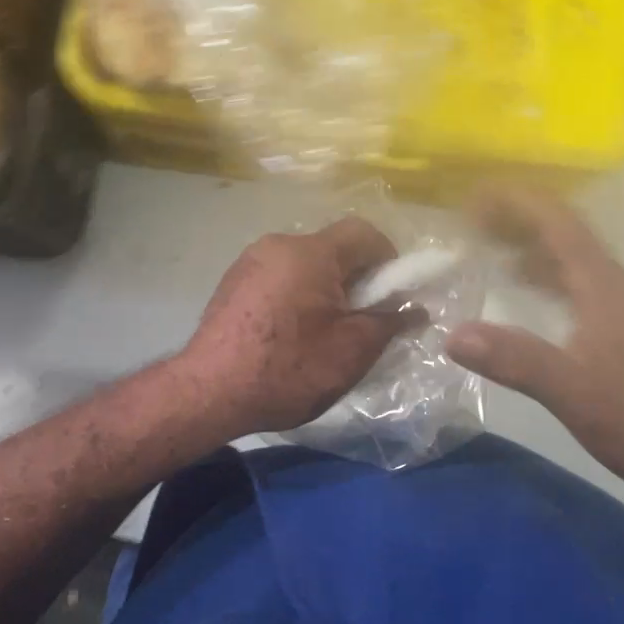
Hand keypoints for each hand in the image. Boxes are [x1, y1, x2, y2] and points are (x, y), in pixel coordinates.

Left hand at [177, 218, 429, 436]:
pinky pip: (278, 277)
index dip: (388, 257)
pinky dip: (295, 295)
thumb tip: (414, 308)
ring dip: (324, 288)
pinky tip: (292, 335)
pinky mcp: (233, 282)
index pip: (363, 232)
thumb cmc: (288, 367)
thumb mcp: (351, 351)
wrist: (209, 391)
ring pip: (304, 264)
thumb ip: (388, 322)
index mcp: (311, 252)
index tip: (395, 293)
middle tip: (365, 319)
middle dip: (356, 277)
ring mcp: (250, 261)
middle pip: (331, 248)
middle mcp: (279, 244)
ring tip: (327, 332)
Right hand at [446, 188, 623, 496]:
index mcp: (603, 285)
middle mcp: (613, 284)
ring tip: (483, 244)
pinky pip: (573, 280)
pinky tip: (520, 287)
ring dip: (527, 243)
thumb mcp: (572, 392)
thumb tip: (451, 335)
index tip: (472, 197)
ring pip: (567, 256)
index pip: (557, 221)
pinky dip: (541, 272)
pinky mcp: (621, 328)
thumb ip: (514, 360)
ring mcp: (620, 306)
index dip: (515, 202)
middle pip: (561, 231)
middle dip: (514, 218)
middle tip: (467, 219)